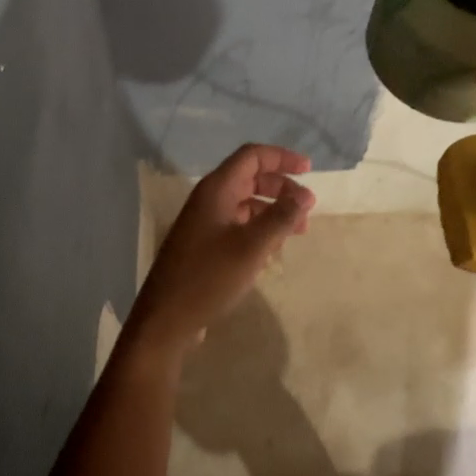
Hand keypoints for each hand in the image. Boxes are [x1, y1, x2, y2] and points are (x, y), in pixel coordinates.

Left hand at [123, 144, 315, 357]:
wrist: (165, 319)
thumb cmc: (209, 276)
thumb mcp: (252, 246)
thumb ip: (281, 217)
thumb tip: (305, 194)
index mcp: (217, 189)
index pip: (252, 156)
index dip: (282, 158)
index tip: (309, 170)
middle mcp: (209, 199)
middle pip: (250, 177)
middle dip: (281, 187)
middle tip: (306, 207)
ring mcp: (204, 222)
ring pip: (246, 202)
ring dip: (273, 210)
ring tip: (298, 230)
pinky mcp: (204, 244)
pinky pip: (237, 223)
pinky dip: (259, 228)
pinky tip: (273, 249)